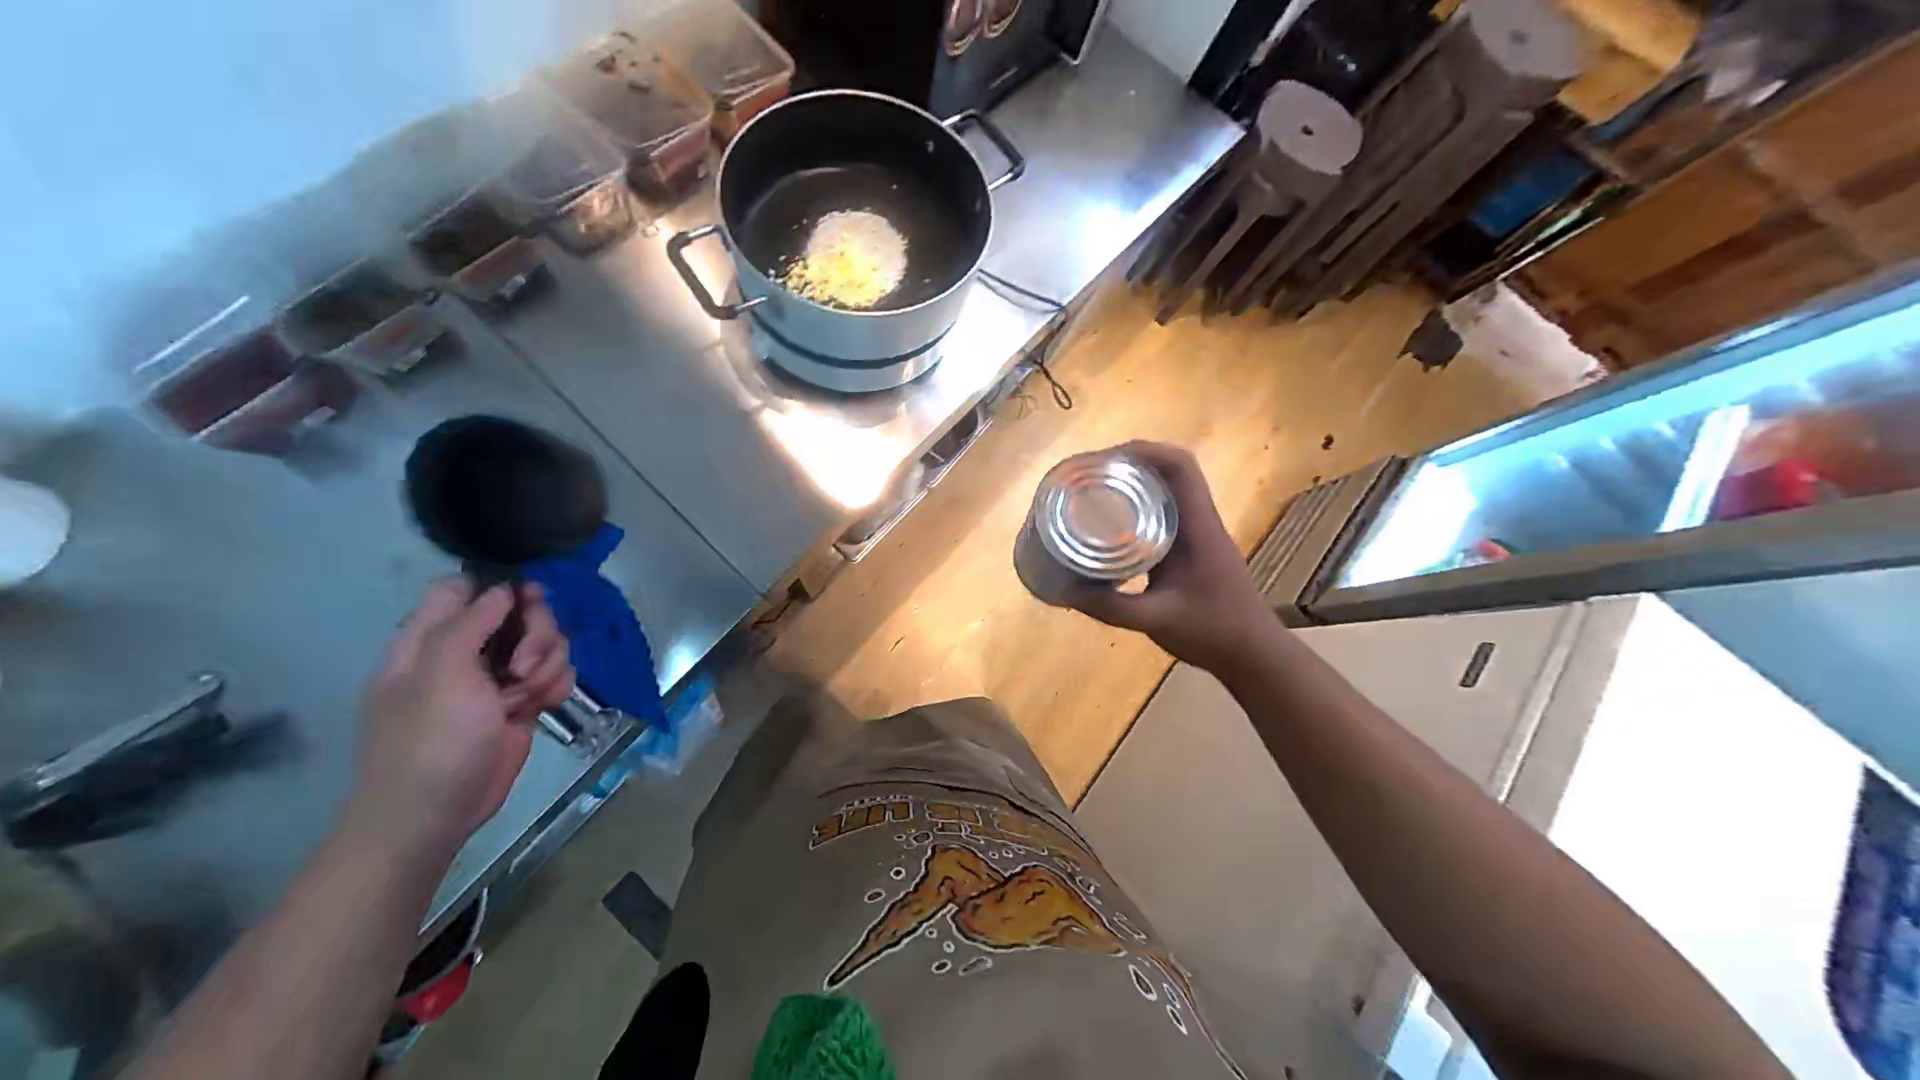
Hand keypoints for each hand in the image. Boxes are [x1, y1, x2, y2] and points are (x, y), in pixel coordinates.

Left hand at [350, 579, 574, 854]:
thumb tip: (503, 591)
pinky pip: (555, 674)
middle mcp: (467, 652)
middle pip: (518, 612)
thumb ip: (469, 623)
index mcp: (430, 639)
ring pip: (544, 643)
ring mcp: (496, 678)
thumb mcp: (440, 675)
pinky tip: (544, 706)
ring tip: (528, 696)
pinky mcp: (522, 702)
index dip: (498, 589)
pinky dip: (557, 685)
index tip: (527, 601)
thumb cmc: (429, 742)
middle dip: (536, 633)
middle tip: (524, 666)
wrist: (435, 814)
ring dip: (548, 663)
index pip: (464, 589)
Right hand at [1063, 441, 1277, 672]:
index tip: (1105, 458)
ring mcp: (1197, 536)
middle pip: (1169, 473)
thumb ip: (1112, 608)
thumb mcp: (1159, 620)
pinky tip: (1110, 530)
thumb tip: (1065, 591)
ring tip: (1091, 495)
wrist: (1253, 655)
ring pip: (1165, 494)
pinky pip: (1162, 518)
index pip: (1181, 468)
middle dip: (1128, 465)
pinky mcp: (1190, 552)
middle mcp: (1200, 523)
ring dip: (1132, 486)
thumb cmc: (1215, 632)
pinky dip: (1136, 513)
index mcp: (1199, 528)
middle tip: (1087, 478)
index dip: (1145, 451)